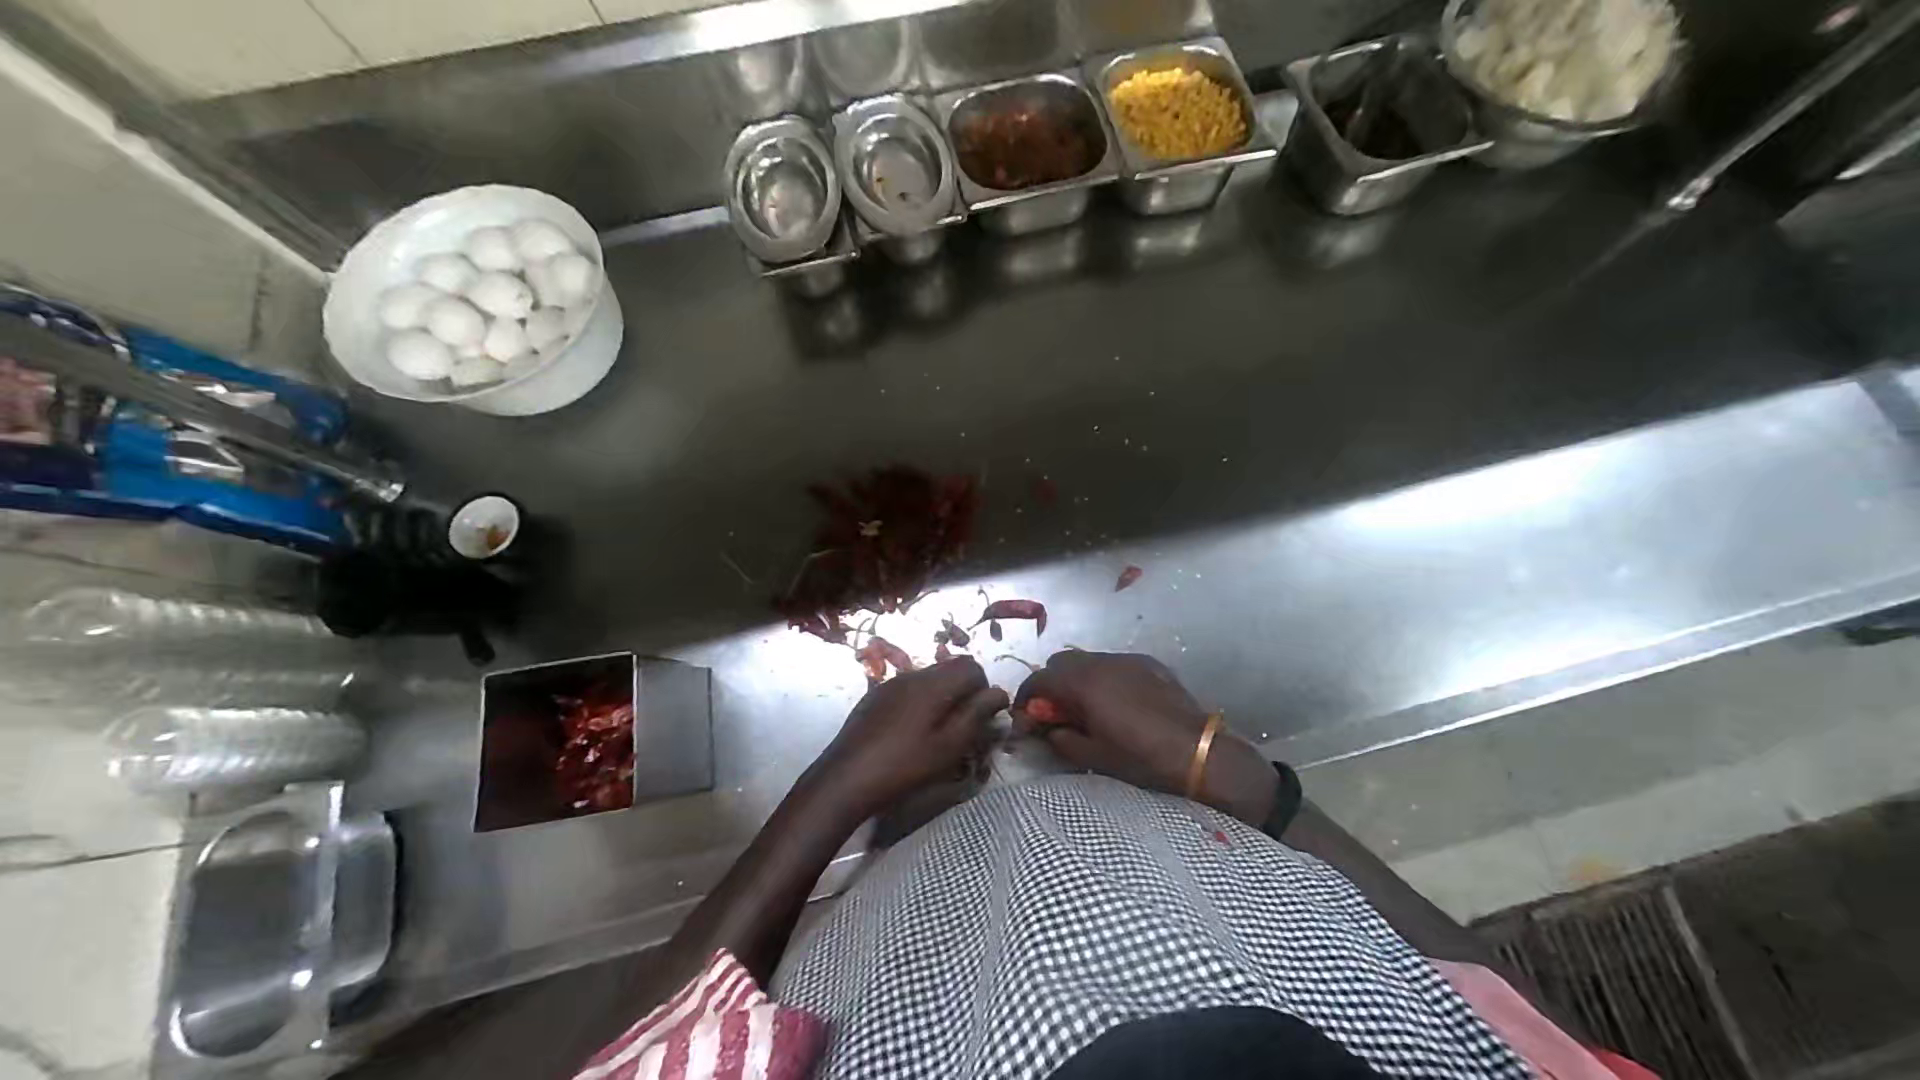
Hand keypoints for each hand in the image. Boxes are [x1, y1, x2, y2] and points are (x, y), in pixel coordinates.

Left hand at [807, 656, 1008, 820]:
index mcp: (932, 683)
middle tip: (963, 729)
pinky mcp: (874, 698)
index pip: (972, 666)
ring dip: (943, 699)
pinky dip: (921, 704)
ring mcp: (889, 685)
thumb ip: (977, 715)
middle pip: (950, 669)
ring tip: (938, 735)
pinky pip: (908, 691)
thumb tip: (999, 693)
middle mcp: (911, 675)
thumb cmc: (904, 766)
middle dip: (964, 693)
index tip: (982, 719)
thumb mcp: (950, 746)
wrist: (844, 779)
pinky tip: (911, 735)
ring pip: (929, 680)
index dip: (984, 690)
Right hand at [1013, 651, 1277, 826]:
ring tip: (1086, 710)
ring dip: (1077, 680)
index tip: (1025, 720)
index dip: (1026, 698)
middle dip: (1050, 685)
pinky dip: (1103, 679)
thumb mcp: (1093, 756)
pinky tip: (1115, 704)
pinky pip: (1114, 664)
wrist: (1202, 755)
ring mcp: (1129, 660)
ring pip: (1088, 661)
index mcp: (1084, 683)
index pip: (1039, 678)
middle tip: (1054, 715)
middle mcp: (1103, 662)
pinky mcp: (1150, 665)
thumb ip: (1060, 737)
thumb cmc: (1142, 760)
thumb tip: (1045, 728)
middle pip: (1061, 662)